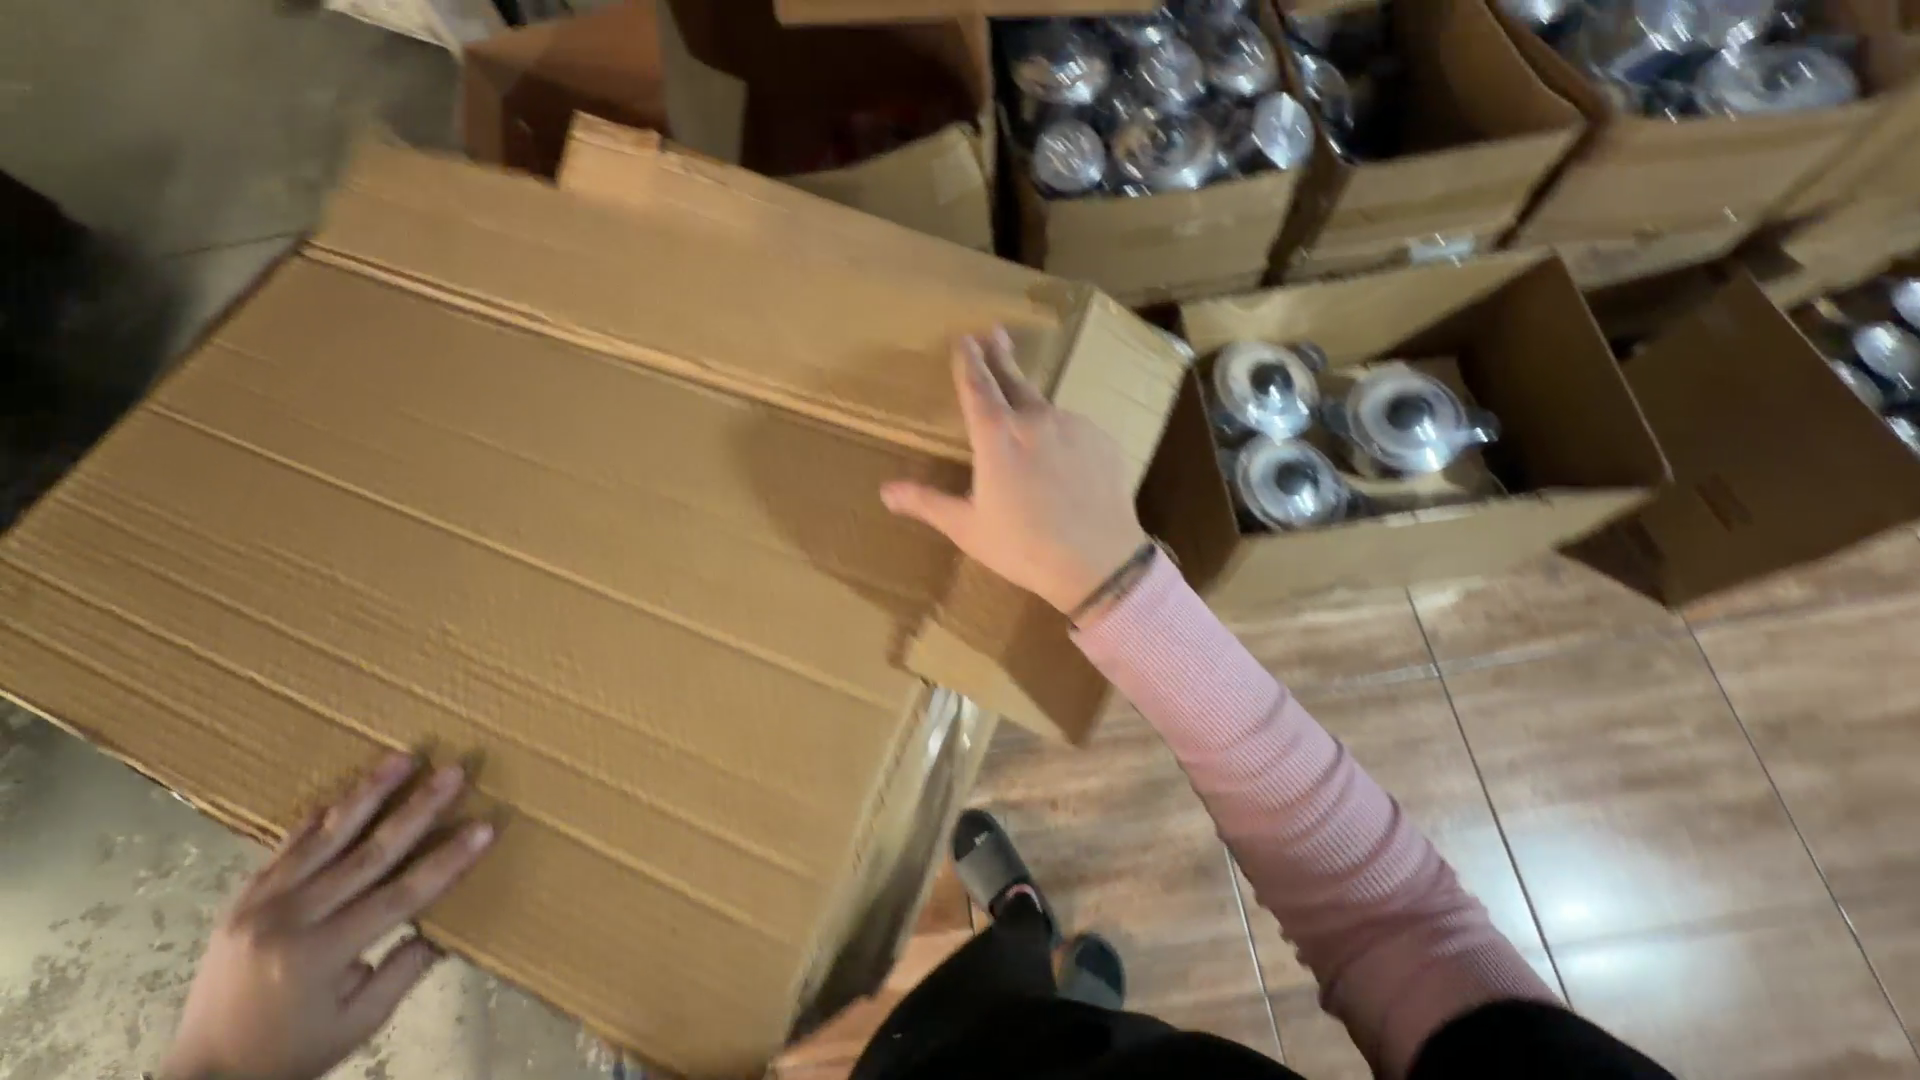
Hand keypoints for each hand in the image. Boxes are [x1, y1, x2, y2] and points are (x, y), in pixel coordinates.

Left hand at [159, 753, 495, 1079]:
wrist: (203, 1077)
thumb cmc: (292, 1053)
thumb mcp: (359, 1024)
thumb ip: (405, 969)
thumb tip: (446, 922)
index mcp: (320, 954)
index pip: (400, 897)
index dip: (447, 862)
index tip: (485, 827)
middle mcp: (288, 919)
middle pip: (367, 854)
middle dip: (418, 810)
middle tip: (453, 772)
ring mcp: (259, 904)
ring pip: (326, 837)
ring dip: (369, 794)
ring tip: (404, 758)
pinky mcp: (243, 899)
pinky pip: (286, 848)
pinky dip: (319, 819)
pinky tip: (343, 794)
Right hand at [881, 327, 1146, 615]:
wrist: (1099, 561)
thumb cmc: (1024, 547)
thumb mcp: (968, 528)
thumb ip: (927, 503)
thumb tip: (886, 491)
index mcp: (997, 436)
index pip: (977, 386)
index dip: (968, 361)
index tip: (964, 339)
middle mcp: (1035, 420)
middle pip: (1013, 380)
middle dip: (1000, 356)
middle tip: (995, 333)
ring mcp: (1074, 426)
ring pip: (1046, 410)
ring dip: (1033, 408)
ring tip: (1028, 427)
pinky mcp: (1102, 440)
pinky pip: (1075, 430)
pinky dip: (1063, 436)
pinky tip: (1063, 462)